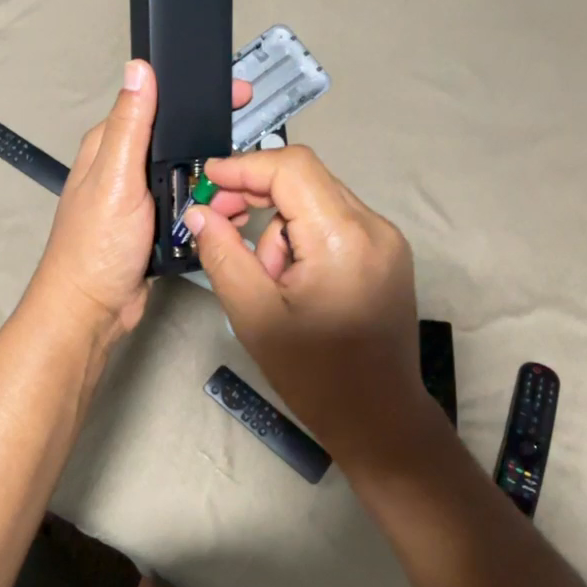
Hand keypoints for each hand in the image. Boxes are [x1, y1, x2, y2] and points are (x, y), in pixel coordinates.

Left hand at [28, 61, 250, 342]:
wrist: (93, 310)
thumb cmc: (94, 247)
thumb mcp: (116, 178)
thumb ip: (130, 125)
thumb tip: (138, 68)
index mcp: (110, 145)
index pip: (157, 105)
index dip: (195, 99)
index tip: (237, 94)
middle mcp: (125, 167)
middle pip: (181, 142)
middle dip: (215, 150)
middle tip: (245, 162)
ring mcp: (141, 197)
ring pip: (190, 176)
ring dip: (215, 186)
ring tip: (235, 199)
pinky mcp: (155, 224)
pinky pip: (189, 207)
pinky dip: (208, 211)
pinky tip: (227, 217)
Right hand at [181, 146, 437, 470]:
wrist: (379, 419)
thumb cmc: (314, 374)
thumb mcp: (254, 315)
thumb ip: (222, 254)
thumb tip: (198, 212)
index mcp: (342, 238)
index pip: (291, 169)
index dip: (244, 166)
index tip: (207, 181)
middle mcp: (373, 226)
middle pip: (306, 178)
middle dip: (256, 192)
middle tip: (217, 218)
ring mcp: (386, 240)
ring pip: (318, 199)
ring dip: (279, 223)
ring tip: (266, 277)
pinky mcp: (387, 254)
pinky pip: (335, 221)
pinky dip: (302, 234)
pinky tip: (289, 276)